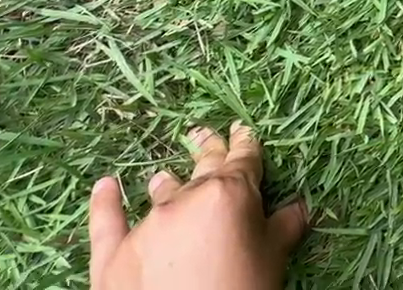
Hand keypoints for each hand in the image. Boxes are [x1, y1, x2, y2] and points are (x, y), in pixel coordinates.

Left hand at [88, 123, 308, 289]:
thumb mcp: (275, 255)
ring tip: (164, 175)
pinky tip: (104, 186)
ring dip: (167, 181)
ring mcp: (147, 227)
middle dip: (209, 148)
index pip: (244, 157)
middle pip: (204, 166)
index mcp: (230, 192)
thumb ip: (287, 223)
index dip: (246, 141)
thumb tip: (298, 205)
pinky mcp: (112, 258)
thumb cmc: (243, 289)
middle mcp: (187, 199)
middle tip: (207, 132)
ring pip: (161, 191)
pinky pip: (106, 224)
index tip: (243, 128)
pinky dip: (103, 204)